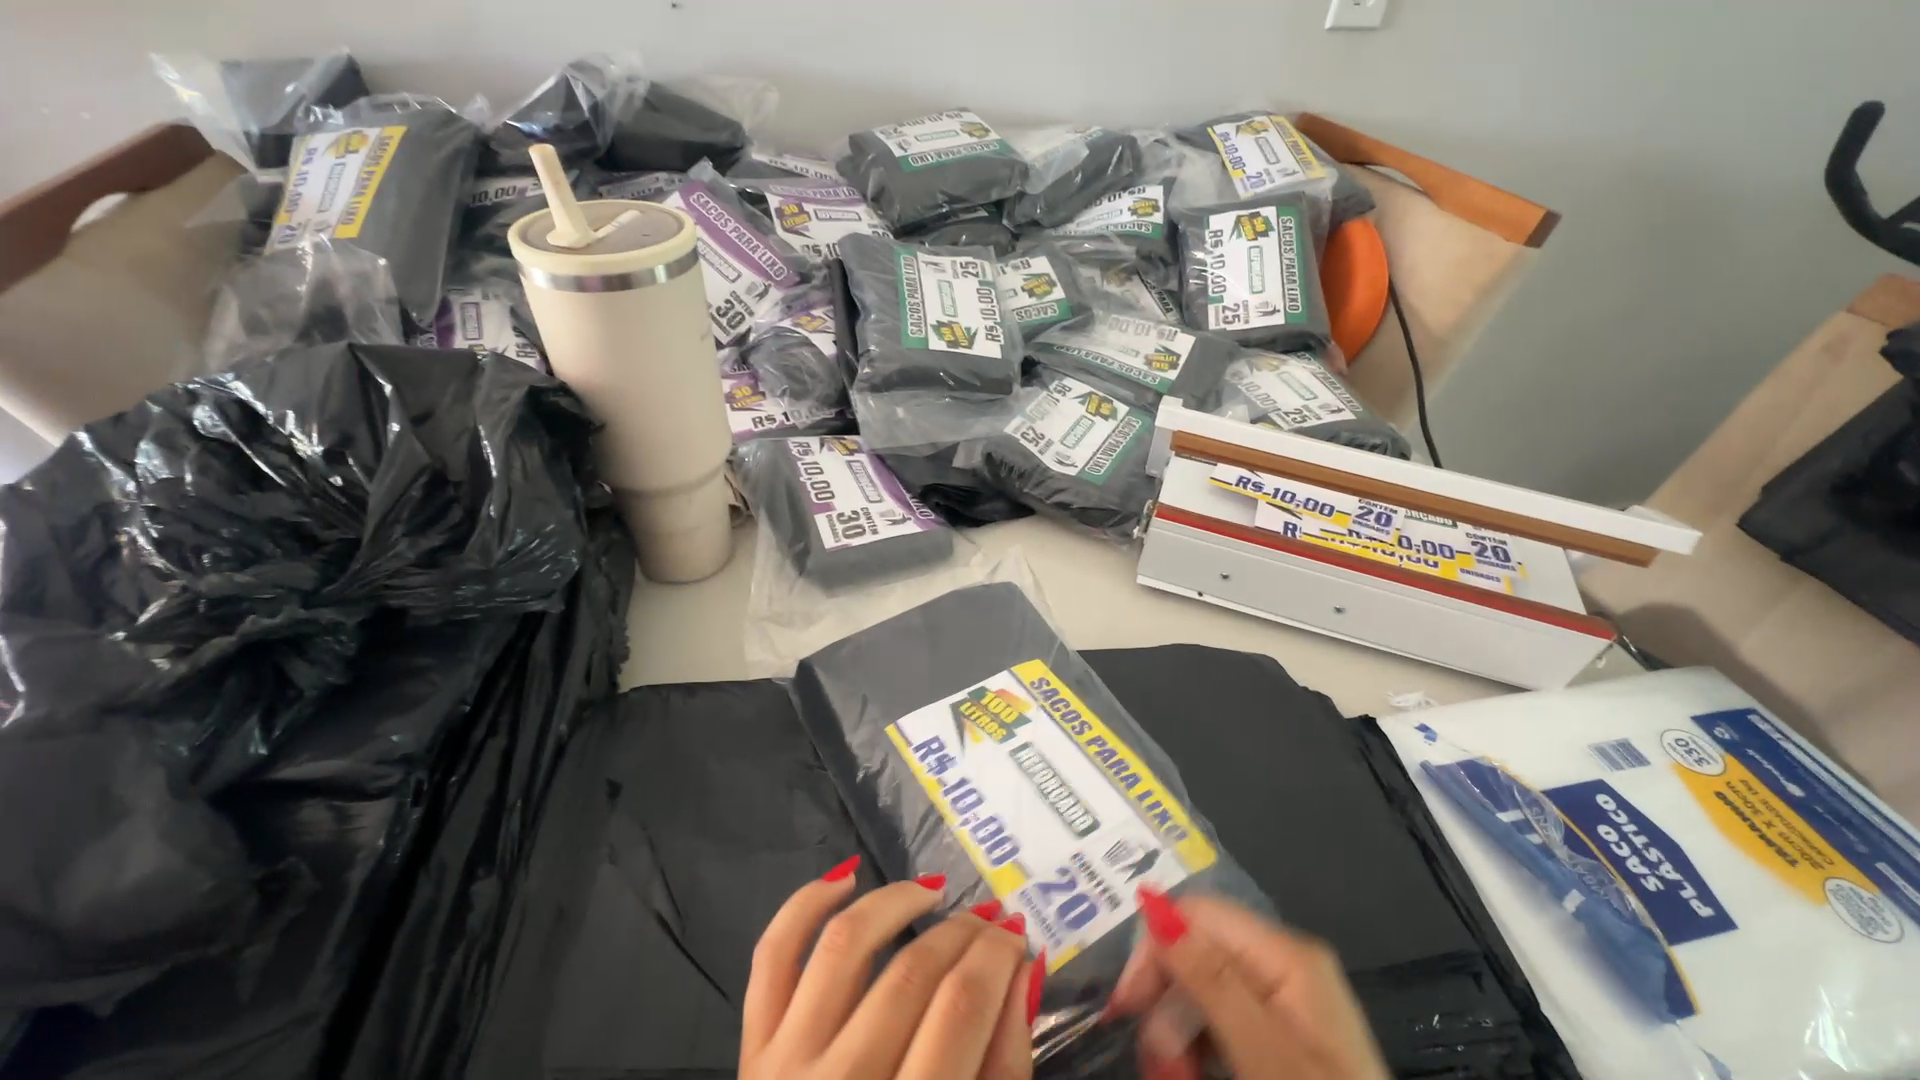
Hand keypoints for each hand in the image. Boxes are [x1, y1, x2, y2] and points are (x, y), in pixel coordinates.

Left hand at [741, 856, 1042, 1079]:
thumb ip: (1006, 1062)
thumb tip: (1021, 967)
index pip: (961, 1005)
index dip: (997, 956)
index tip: (1015, 936)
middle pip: (913, 974)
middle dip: (962, 933)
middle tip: (988, 919)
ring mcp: (785, 1066)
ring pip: (844, 947)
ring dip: (894, 902)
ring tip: (931, 890)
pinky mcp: (752, 1051)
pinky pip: (772, 957)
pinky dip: (804, 905)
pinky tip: (845, 878)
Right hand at [1106, 888, 1389, 1079]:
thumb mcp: (1264, 1052)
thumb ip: (1212, 979)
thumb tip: (1153, 905)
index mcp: (1287, 954)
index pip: (1196, 914)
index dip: (1153, 951)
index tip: (1126, 1009)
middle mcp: (1285, 963)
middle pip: (1196, 951)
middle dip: (1166, 1002)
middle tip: (1160, 1064)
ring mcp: (1286, 997)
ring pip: (1202, 988)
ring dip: (1178, 1031)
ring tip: (1178, 1074)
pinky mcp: (1283, 1030)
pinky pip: (1222, 1017)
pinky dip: (1200, 1043)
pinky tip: (1195, 1071)